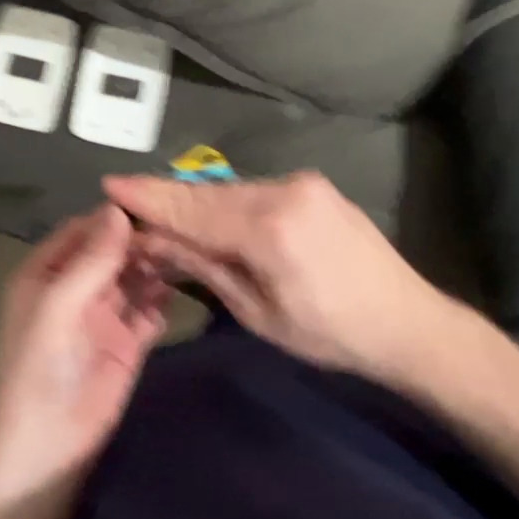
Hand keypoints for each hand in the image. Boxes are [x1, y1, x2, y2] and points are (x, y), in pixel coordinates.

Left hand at [0, 205, 168, 509]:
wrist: (50, 446)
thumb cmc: (41, 370)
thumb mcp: (57, 308)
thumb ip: (89, 261)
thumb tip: (119, 210)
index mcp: (45, 274)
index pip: (81, 231)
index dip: (111, 218)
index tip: (153, 205)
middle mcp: (74, 288)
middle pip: (111, 251)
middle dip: (140, 240)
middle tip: (179, 229)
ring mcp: (102, 315)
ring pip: (132, 277)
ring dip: (154, 264)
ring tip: (187, 251)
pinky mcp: (127, 343)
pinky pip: (148, 310)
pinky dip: (163, 297)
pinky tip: (183, 285)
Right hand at [105, 171, 458, 380]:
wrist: (407, 323)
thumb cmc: (330, 334)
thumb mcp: (258, 312)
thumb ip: (205, 267)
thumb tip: (152, 242)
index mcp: (271, 228)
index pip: (193, 208)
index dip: (149, 198)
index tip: (110, 184)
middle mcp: (286, 192)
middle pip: (209, 195)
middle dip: (168, 202)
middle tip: (130, 210)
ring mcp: (304, 185)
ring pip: (232, 192)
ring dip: (199, 206)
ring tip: (166, 222)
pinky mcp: (314, 188)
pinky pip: (256, 193)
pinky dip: (228, 206)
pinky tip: (213, 222)